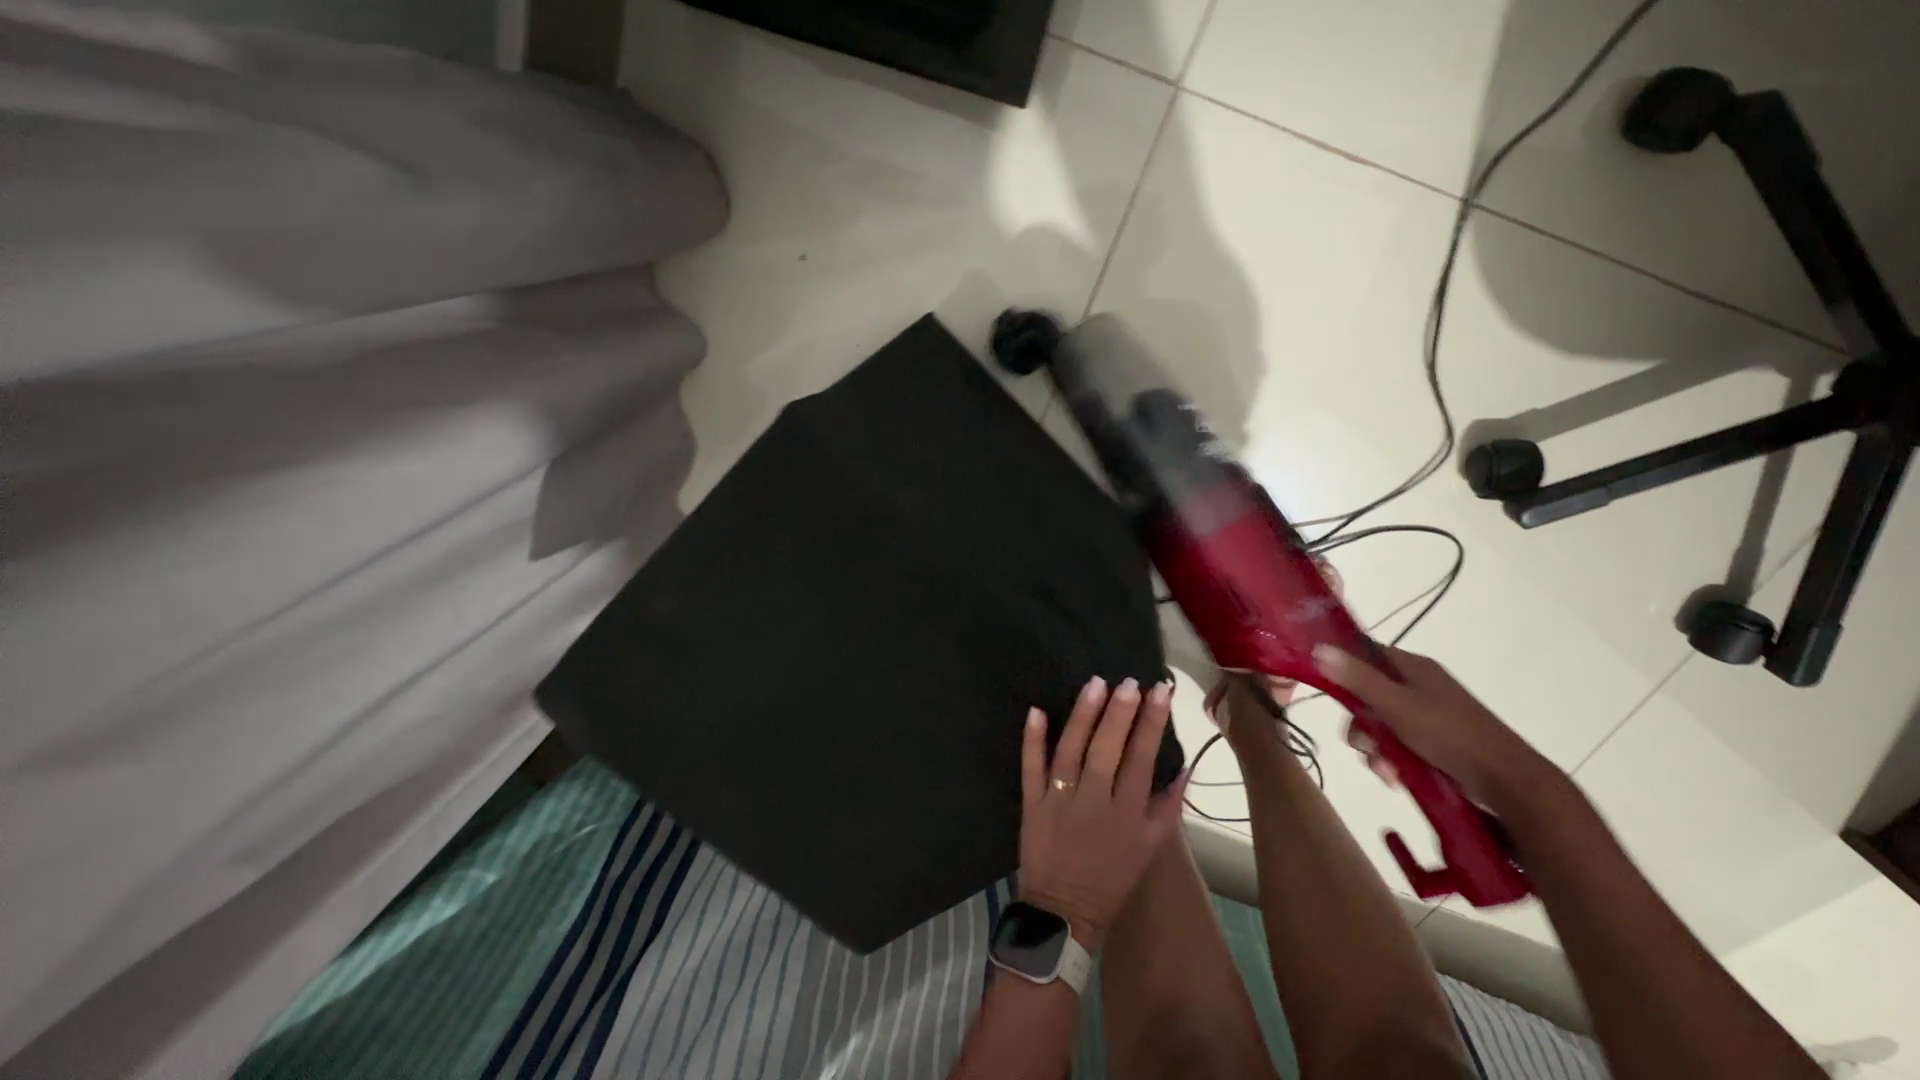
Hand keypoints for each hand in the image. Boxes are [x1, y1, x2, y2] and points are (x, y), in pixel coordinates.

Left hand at [1019, 676, 1188, 949]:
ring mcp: (1060, 802)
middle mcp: (1095, 803)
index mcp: (1128, 813)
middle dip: (1120, 713)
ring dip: (1082, 716)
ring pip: (1071, 752)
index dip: (1152, 723)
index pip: (1142, 759)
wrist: (1065, 911)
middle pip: (1108, 750)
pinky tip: (1036, 710)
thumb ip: (1168, 806)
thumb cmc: (1113, 878)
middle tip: (1129, 681)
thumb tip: (1184, 766)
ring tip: (1095, 684)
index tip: (1160, 691)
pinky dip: (1032, 740)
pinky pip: (1031, 769)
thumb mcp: (1151, 847)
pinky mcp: (1032, 805)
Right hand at [1312, 644, 1560, 809]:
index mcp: (1414, 669)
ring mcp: (1428, 717)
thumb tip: (1318, 648)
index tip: (1328, 692)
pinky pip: (1398, 747)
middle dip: (1361, 725)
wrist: (1507, 782)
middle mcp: (1419, 688)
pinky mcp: (1434, 745)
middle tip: (1366, 745)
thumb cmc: (1451, 735)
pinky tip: (1396, 779)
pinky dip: (1392, 762)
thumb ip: (1357, 679)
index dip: (1343, 670)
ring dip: (1375, 750)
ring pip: (1380, 727)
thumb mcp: (1397, 705)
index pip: (1366, 655)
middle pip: (1367, 697)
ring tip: (1386, 771)